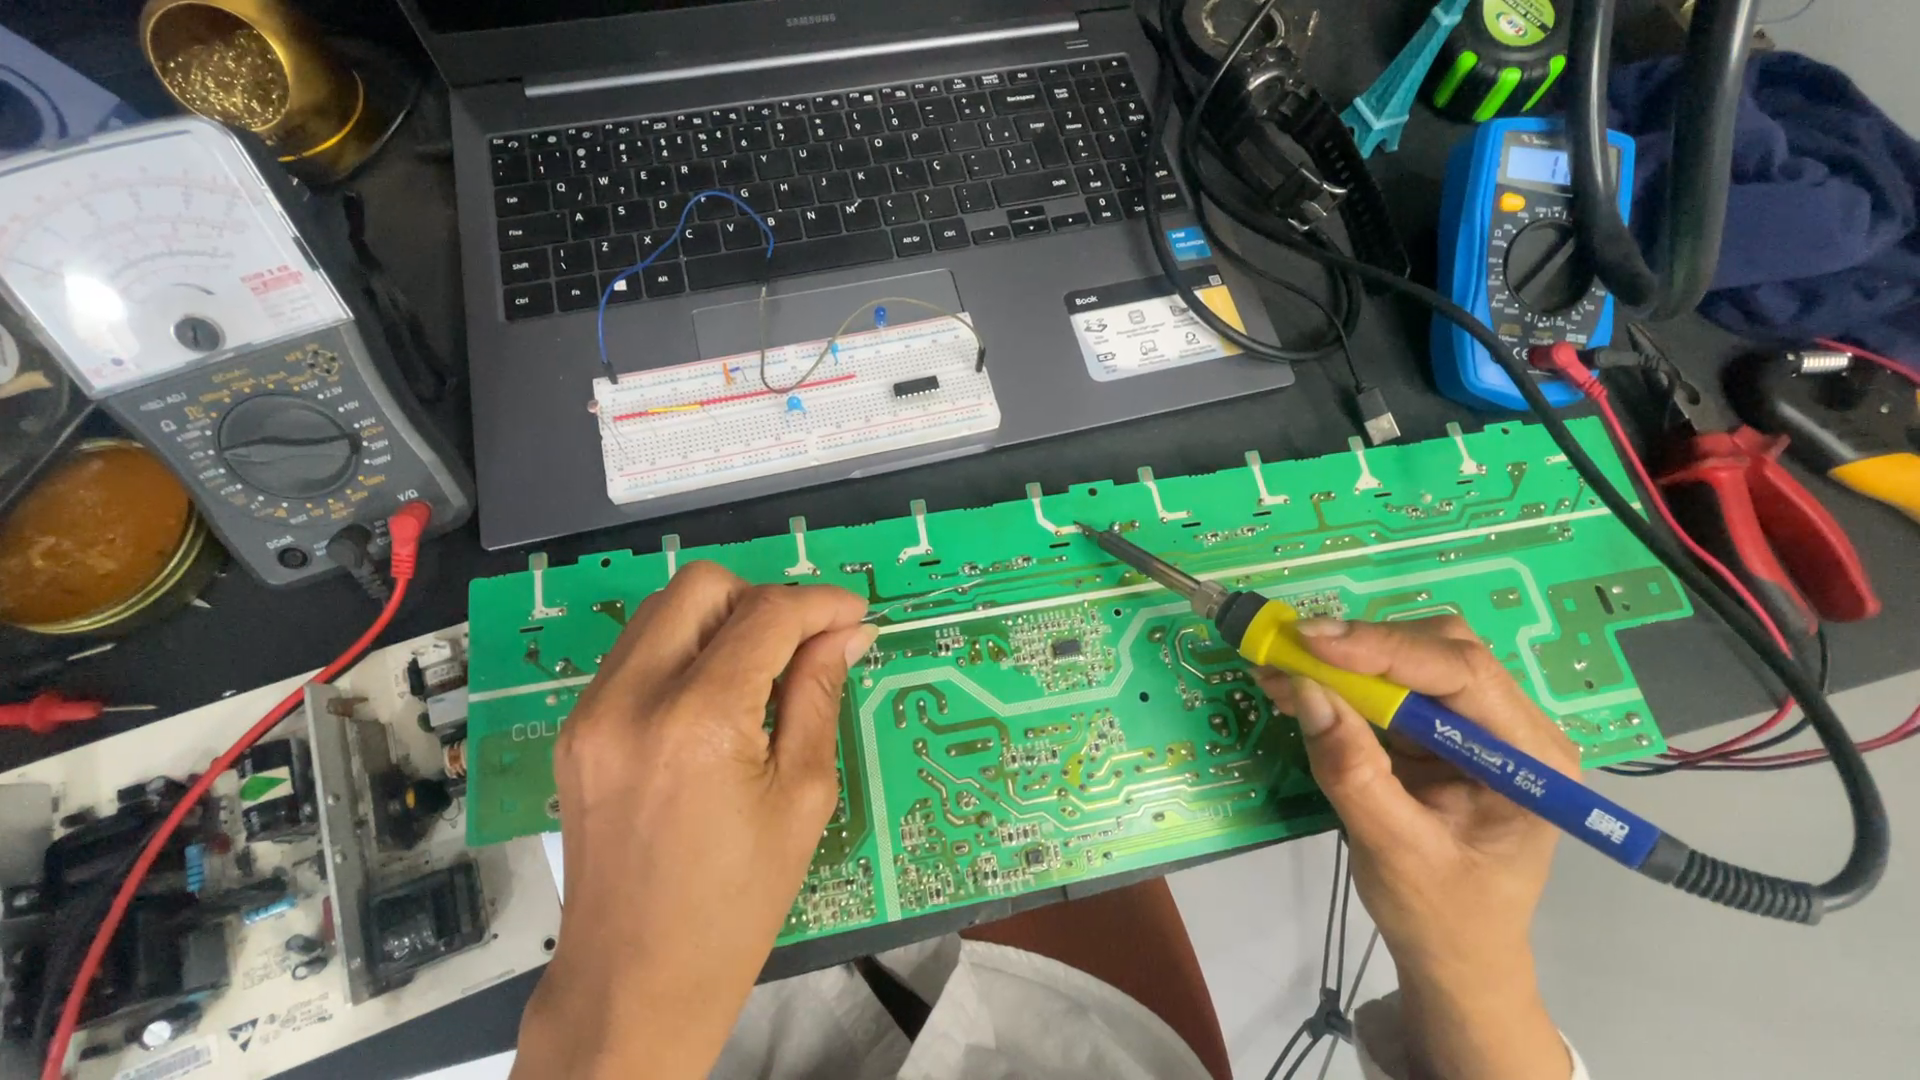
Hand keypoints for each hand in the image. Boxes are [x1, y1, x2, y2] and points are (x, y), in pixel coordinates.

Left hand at [512, 562, 874, 1079]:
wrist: (634, 979)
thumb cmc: (739, 901)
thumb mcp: (802, 796)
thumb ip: (819, 695)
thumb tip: (847, 633)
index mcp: (699, 721)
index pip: (767, 615)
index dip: (821, 603)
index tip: (855, 616)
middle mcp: (632, 697)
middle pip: (702, 586)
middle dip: (764, 598)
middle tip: (804, 642)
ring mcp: (591, 710)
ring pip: (662, 609)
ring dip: (722, 618)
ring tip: (764, 666)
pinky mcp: (576, 727)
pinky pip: (636, 651)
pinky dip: (686, 648)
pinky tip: (717, 693)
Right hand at [1256, 616, 1576, 1079]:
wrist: (1455, 957)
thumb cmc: (1443, 917)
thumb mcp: (1394, 851)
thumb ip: (1353, 770)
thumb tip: (1306, 691)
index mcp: (1529, 759)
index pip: (1462, 675)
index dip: (1384, 647)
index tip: (1311, 640)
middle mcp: (1511, 727)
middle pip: (1441, 649)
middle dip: (1363, 645)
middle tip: (1292, 650)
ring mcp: (1473, 726)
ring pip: (1410, 656)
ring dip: (1344, 658)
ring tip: (1281, 667)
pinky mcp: (1436, 731)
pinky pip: (1387, 685)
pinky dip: (1339, 680)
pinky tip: (1296, 686)